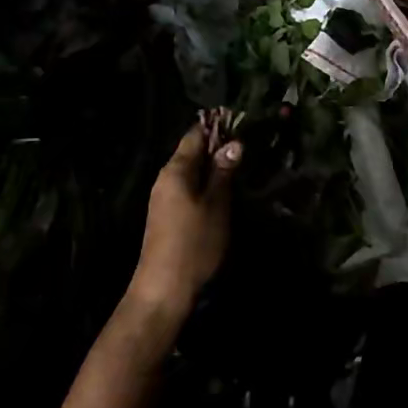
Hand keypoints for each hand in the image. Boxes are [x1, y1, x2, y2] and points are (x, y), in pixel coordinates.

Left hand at [128, 109, 241, 316]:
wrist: (164, 287)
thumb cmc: (194, 243)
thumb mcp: (216, 206)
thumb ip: (223, 173)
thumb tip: (234, 143)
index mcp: (175, 169)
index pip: (194, 135)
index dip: (215, 126)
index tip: (237, 120)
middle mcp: (165, 177)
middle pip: (190, 152)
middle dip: (215, 146)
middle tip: (244, 142)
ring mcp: (163, 196)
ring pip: (189, 170)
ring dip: (210, 166)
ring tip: (237, 164)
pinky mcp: (165, 213)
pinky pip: (186, 186)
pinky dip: (203, 182)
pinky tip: (219, 189)